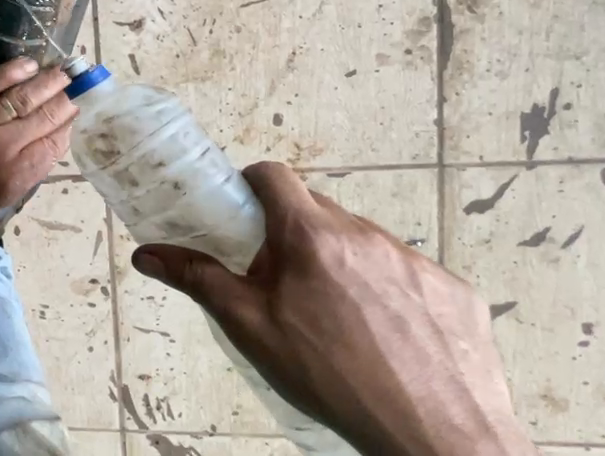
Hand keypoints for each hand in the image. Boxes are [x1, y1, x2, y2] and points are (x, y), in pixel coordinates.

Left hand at [0, 57, 76, 228]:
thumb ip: (27, 171)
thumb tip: (51, 140)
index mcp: (15, 176)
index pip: (54, 144)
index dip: (68, 124)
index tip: (76, 109)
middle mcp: (2, 148)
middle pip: (44, 117)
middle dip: (64, 99)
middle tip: (76, 83)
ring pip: (22, 97)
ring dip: (45, 81)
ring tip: (60, 71)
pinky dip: (11, 71)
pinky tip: (28, 64)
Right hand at [131, 163, 535, 455]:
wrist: (441, 442)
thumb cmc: (331, 378)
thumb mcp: (251, 329)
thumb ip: (199, 280)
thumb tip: (144, 254)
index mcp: (310, 235)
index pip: (273, 175)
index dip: (252, 185)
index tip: (243, 215)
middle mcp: (365, 235)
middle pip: (318, 208)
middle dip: (295, 230)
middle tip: (283, 274)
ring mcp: (418, 263)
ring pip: (364, 241)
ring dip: (342, 259)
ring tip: (338, 312)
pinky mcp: (459, 292)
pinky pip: (410, 273)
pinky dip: (391, 289)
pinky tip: (390, 334)